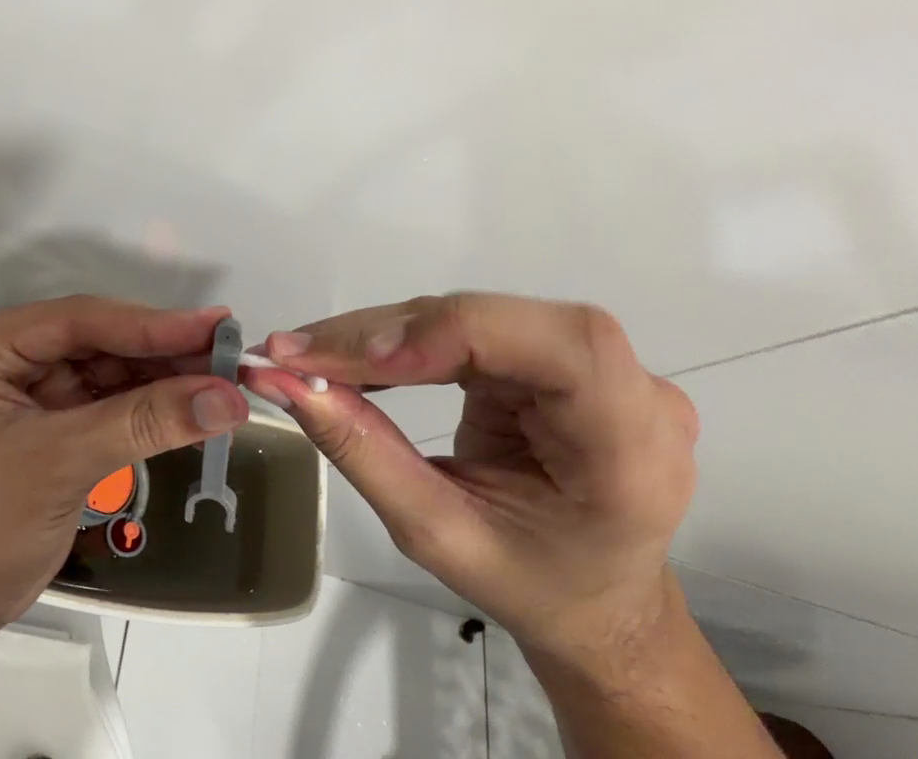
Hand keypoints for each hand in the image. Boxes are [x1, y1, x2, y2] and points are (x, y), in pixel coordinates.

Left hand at [0, 296, 249, 634]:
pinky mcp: (51, 430)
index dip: (151, 324)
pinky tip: (192, 408)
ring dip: (163, 380)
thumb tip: (227, 397)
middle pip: (99, 342)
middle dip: (163, 352)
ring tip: (226, 381)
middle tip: (233, 355)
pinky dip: (149, 410)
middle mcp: (8, 359)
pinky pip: (108, 407)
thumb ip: (144, 423)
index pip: (78, 320)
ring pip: (109, 373)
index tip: (216, 326)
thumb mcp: (60, 463)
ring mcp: (30, 395)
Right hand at [241, 293, 698, 675]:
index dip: (453, 333)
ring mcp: (597, 368)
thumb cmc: (529, 584)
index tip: (346, 360)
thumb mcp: (435, 534)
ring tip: (306, 354)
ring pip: (477, 317)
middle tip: (294, 352)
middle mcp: (632, 391)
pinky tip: (348, 357)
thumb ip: (364, 452)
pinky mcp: (552, 358)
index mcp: (633, 449)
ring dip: (383, 332)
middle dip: (390, 332)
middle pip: (505, 322)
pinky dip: (400, 341)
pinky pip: (468, 331)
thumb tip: (285, 382)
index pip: (562, 348)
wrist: (596, 600)